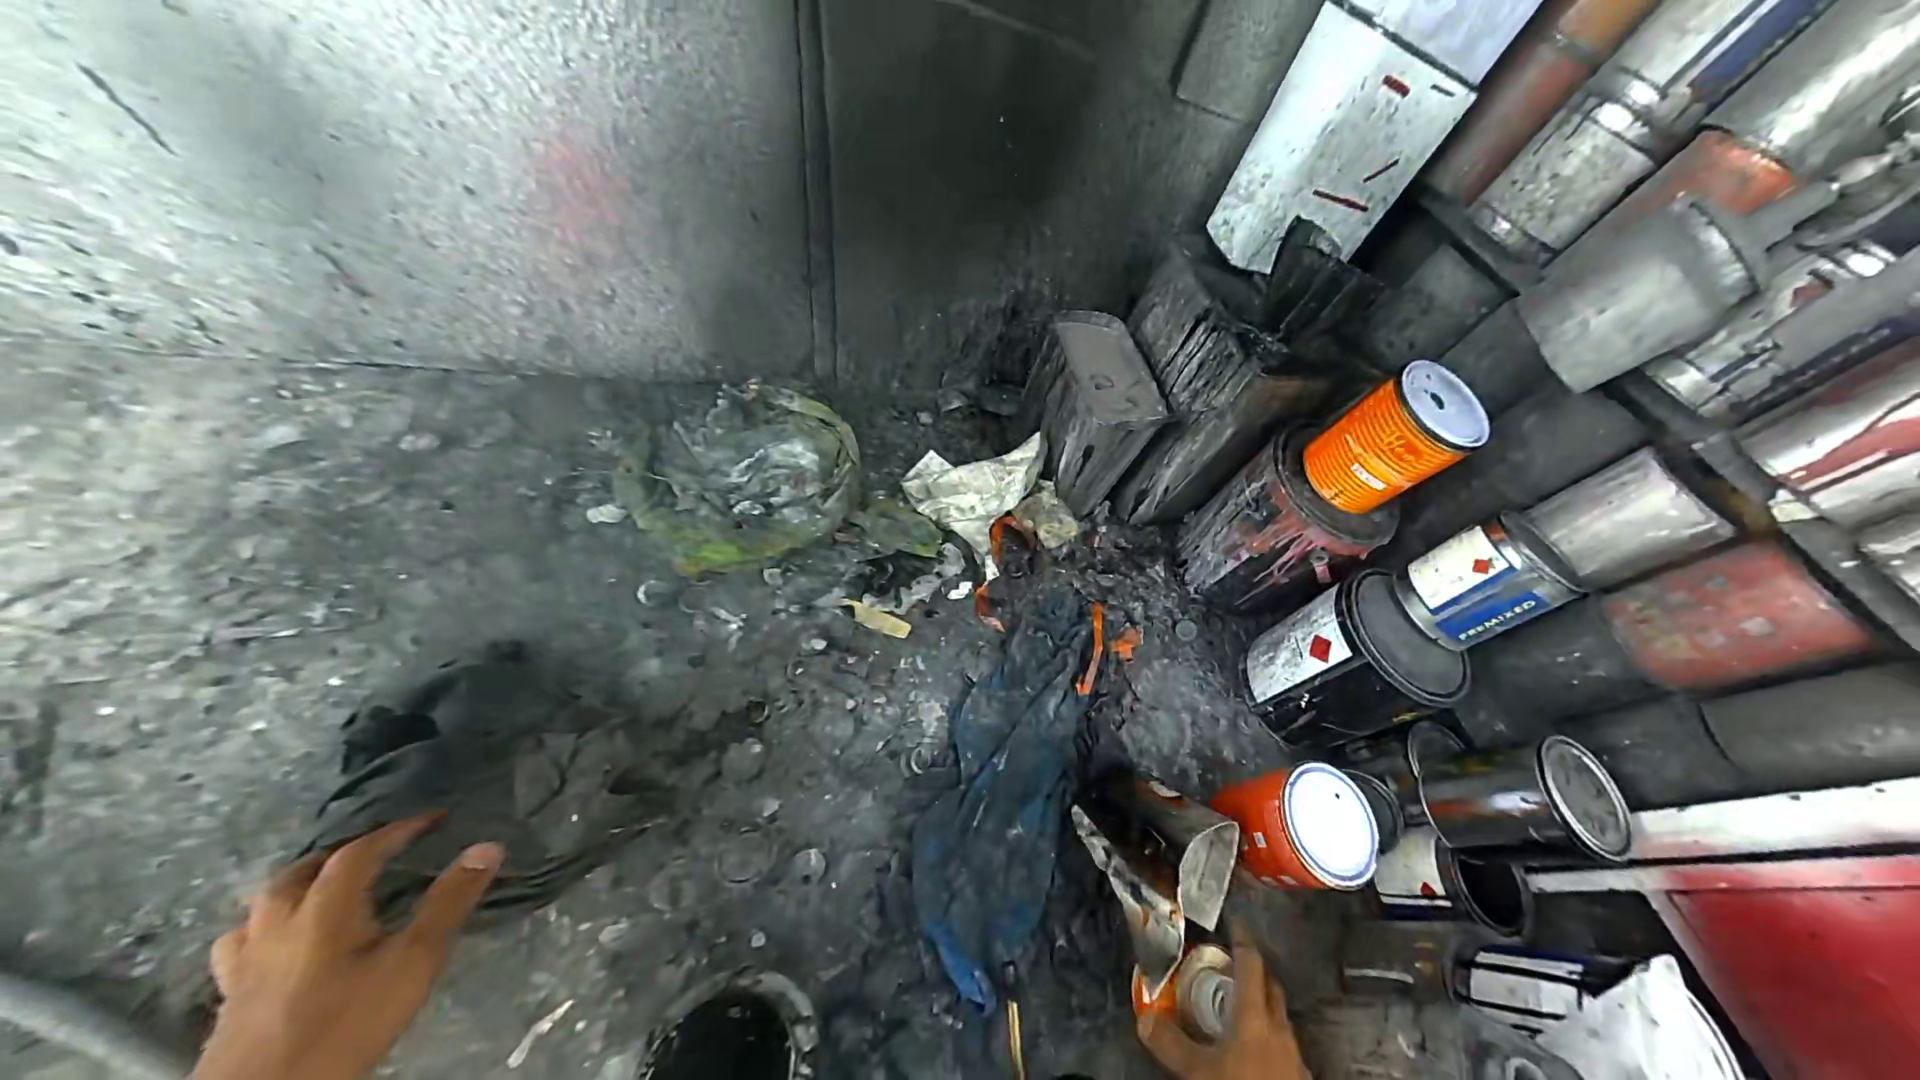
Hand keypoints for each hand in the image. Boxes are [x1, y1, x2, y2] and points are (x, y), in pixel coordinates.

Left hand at [193, 814, 503, 1079]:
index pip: (361, 851)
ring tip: (323, 884)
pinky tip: (272, 941)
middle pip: (302, 872)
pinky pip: (237, 945)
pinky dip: (260, 927)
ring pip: (261, 905)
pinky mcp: (228, 997)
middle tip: (378, 847)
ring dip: (297, 884)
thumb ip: (449, 902)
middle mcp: (278, 926)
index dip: (398, 829)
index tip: (434, 819)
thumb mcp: (414, 961)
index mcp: (325, 910)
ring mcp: (245, 963)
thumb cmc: (348, 1022)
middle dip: (343, 851)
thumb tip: (487, 846)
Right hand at [1137, 923, 1311, 1079]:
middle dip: (1253, 969)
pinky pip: (1284, 1043)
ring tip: (1237, 1003)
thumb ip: (1171, 1043)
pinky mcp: (1300, 1077)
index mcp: (1255, 1017)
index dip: (1242, 940)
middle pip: (1270, 986)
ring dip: (1262, 1002)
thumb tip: (1144, 1019)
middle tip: (1230, 961)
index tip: (1234, 922)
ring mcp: (1295, 1056)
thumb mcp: (1198, 1071)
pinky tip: (1253, 1047)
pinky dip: (1269, 1033)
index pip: (1251, 964)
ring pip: (1279, 1016)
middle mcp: (1280, 1029)